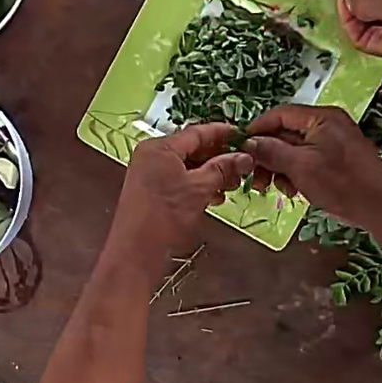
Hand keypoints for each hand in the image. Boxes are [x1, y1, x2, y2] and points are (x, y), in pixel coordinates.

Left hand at [106, 123, 254, 269]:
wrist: (138, 250)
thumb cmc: (164, 216)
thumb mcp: (199, 188)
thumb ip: (222, 169)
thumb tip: (243, 157)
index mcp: (160, 147)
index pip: (197, 132)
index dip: (222, 133)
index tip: (242, 135)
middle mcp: (152, 156)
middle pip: (192, 149)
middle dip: (218, 157)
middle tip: (242, 164)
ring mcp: (150, 174)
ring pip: (187, 166)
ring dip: (210, 173)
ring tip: (232, 183)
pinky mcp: (152, 191)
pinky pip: (179, 180)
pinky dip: (198, 185)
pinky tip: (215, 196)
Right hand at [242, 105, 381, 229]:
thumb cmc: (343, 184)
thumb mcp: (301, 167)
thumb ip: (272, 151)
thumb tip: (247, 143)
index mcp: (320, 117)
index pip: (279, 114)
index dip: (257, 131)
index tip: (241, 150)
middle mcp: (327, 124)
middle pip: (285, 133)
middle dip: (268, 155)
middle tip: (257, 179)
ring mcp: (333, 142)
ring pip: (295, 149)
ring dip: (280, 168)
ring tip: (278, 189)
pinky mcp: (337, 159)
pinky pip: (308, 160)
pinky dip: (296, 173)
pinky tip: (294, 190)